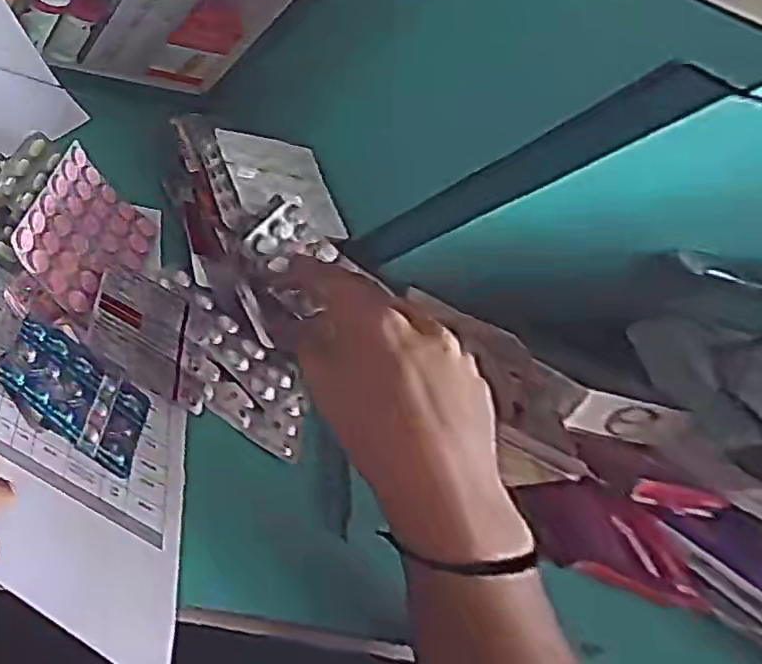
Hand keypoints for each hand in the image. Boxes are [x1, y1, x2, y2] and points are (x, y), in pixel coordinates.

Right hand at [291, 260, 532, 565]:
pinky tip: (391, 380)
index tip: (290, 272)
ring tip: (354, 353)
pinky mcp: (472, 374)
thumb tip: (305, 324)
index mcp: (375, 318)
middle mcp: (418, 323)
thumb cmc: (377, 436)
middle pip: (369, 296)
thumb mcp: (319, 379)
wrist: (444, 489)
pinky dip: (405, 352)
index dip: (302, 272)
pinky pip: (428, 347)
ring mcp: (451, 348)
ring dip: (374, 327)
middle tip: (316, 313)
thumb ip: (308, 337)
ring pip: (401, 321)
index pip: (330, 277)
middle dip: (340, 302)